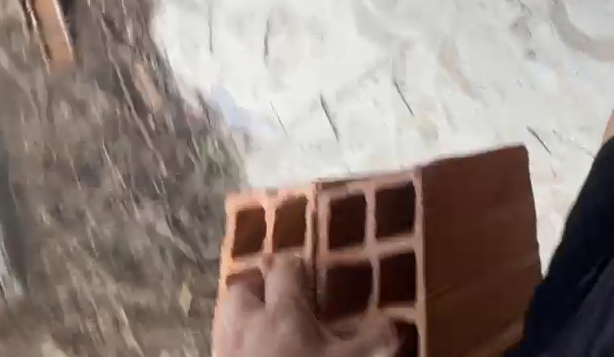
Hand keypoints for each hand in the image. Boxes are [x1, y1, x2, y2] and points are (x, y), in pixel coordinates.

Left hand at [214, 259, 402, 356]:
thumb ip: (371, 340)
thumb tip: (392, 324)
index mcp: (282, 312)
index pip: (285, 268)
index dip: (298, 266)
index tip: (312, 274)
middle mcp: (248, 325)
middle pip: (242, 288)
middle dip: (258, 285)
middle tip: (280, 293)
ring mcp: (224, 352)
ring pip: (225, 317)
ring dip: (242, 313)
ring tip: (263, 322)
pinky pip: (220, 348)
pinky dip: (234, 345)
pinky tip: (254, 354)